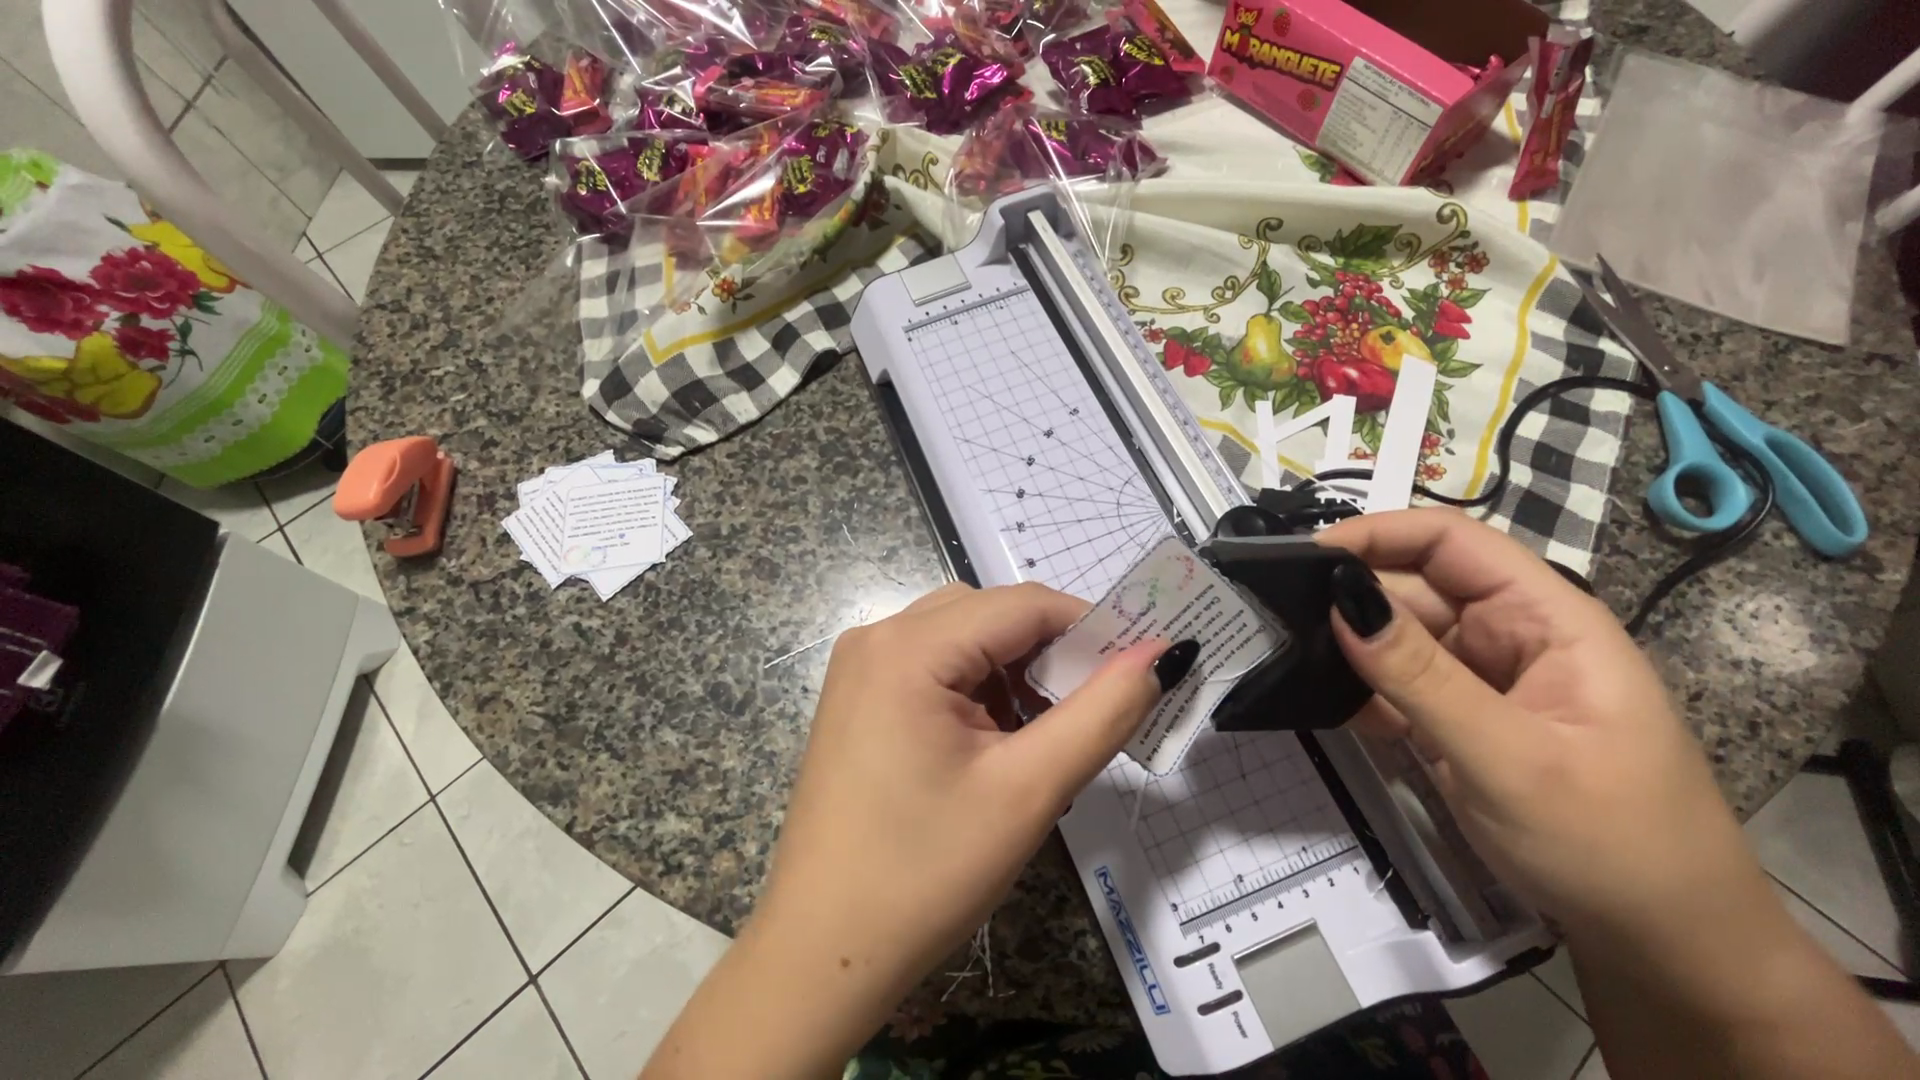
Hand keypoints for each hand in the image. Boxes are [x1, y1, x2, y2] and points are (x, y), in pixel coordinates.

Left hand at [761, 583, 1188, 990]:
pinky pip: (933, 670)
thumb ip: (1102, 713)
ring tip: (1050, 735)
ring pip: (962, 640)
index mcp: (908, 648)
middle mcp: (876, 640)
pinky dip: (978, 691)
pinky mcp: (857, 703)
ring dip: (1015, 673)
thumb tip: (1162, 655)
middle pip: (989, 615)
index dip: (1092, 626)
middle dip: (1052, 652)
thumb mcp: (1028, 791)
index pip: (1023, 604)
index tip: (1143, 667)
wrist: (825, 951)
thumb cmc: (927, 872)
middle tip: (1099, 707)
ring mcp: (859, 672)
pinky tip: (1000, 744)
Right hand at [1316, 509, 1766, 942]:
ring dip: (1348, 647)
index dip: (1379, 534)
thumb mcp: (1508, 757)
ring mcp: (1484, 684)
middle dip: (1349, 595)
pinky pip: (1400, 690)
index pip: (1452, 543)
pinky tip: (1319, 701)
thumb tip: (1341, 600)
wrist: (1664, 943)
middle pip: (1416, 589)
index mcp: (1546, 618)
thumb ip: (1420, 677)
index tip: (1305, 555)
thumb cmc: (1609, 840)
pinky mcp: (1462, 725)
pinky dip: (1362, 693)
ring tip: (1281, 652)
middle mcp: (1511, 638)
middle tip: (1271, 613)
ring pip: (1400, 641)